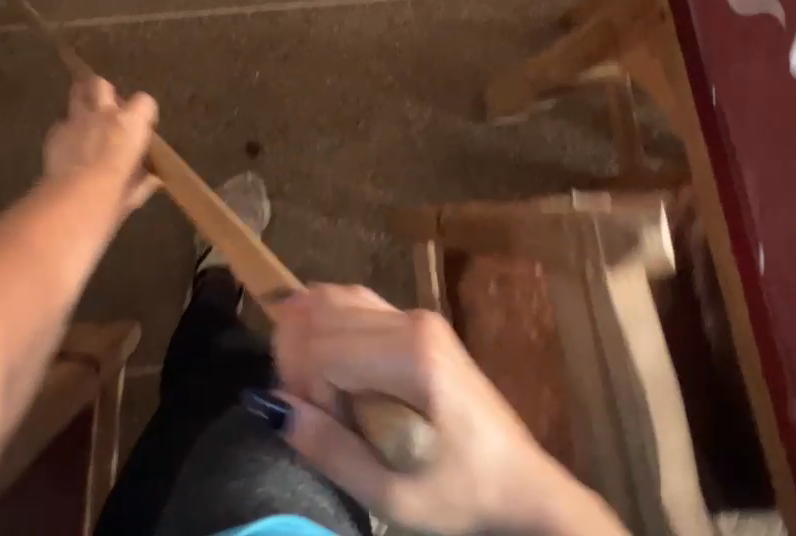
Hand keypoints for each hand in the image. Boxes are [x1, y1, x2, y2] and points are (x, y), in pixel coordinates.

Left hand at [41, 77, 157, 208]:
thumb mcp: (137, 191)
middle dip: (104, 92)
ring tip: (86, 117)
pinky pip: (62, 124)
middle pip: (101, 84)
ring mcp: (76, 121)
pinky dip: (67, 131)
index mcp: (131, 124)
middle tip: (107, 110)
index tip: (144, 127)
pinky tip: (68, 147)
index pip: (145, 101)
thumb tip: (154, 179)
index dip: (145, 112)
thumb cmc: (114, 195)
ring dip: (82, 101)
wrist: (73, 200)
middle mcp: (104, 114)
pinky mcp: (55, 133)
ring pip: (77, 94)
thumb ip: (145, 179)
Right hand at [271, 285, 618, 535]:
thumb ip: (331, 451)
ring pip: (333, 298)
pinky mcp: (416, 322)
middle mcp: (412, 321)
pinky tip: (329, 368)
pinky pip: (352, 304)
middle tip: (310, 411)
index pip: (322, 347)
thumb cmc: (463, 496)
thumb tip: (273, 406)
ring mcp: (416, 316)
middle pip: (322, 312)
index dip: (304, 388)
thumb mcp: (395, 497)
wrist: (522, 484)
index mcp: (412, 358)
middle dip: (299, 359)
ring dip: (309, 338)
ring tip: (315, 390)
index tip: (317, 428)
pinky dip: (326, 328)